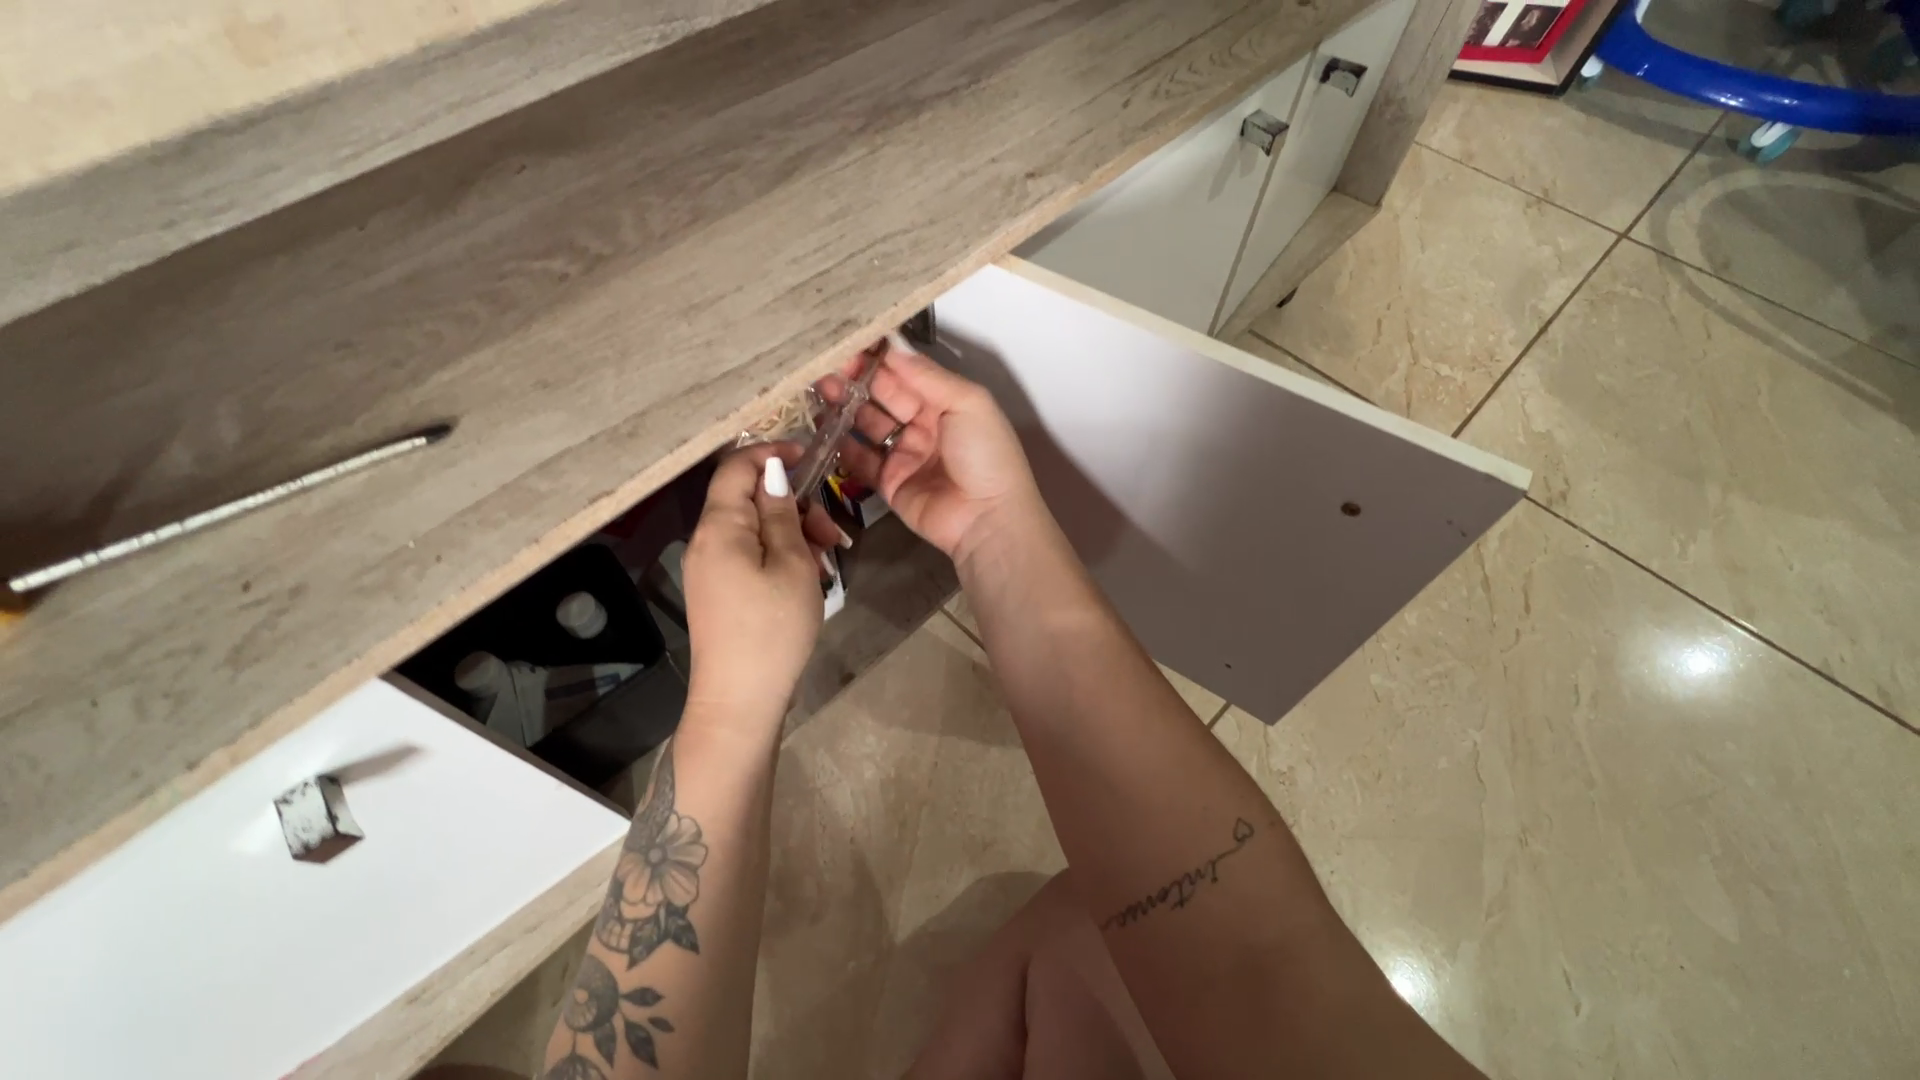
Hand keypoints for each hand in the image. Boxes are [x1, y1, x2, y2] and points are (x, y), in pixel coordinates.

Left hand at [681, 444, 840, 726]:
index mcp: (719, 527)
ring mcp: (709, 569)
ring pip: (753, 529)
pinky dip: (779, 555)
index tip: (811, 458)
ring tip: (827, 559)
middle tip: (831, 531)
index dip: (771, 454)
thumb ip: (782, 514)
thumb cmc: (773, 629)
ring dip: (792, 532)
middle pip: (747, 499)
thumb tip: (773, 471)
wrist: (741, 700)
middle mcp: (705, 542)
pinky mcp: (718, 592)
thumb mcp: (792, 565)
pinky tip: (808, 577)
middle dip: (792, 503)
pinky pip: (748, 555)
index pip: (736, 468)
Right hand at [821, 338, 1046, 564]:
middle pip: (883, 395)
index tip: (849, 344)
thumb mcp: (968, 403)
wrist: (988, 519)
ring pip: (867, 424)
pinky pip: (861, 460)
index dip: (879, 358)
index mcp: (945, 401)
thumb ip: (928, 376)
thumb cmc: (987, 455)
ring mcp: (905, 454)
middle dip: (855, 378)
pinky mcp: (889, 483)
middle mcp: (923, 424)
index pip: (906, 372)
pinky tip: (822, 425)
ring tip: (818, 389)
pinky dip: (842, 444)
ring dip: (844, 406)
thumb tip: (892, 347)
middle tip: (825, 365)